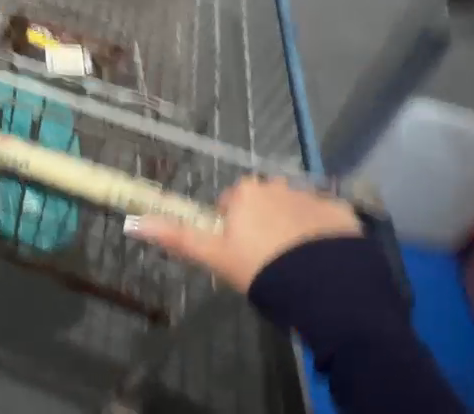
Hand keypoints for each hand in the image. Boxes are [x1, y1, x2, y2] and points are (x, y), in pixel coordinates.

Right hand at [128, 177, 362, 290]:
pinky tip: (327, 263)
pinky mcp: (342, 213)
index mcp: (245, 192)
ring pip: (296, 211)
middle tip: (270, 263)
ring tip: (301, 267)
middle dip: (266, 226)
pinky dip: (325, 237)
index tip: (242, 256)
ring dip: (295, 230)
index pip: (232, 205)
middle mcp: (277, 185)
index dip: (234, 231)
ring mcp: (312, 197)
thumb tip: (131, 221)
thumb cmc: (261, 269)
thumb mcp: (215, 257)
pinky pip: (328, 221)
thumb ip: (176, 236)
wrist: (325, 289)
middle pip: (265, 204)